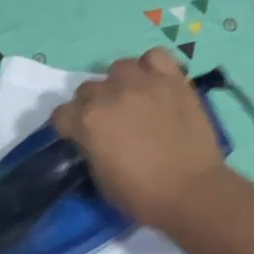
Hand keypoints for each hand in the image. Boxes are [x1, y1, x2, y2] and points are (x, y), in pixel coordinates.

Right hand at [50, 47, 227, 230]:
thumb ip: (89, 149)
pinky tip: (154, 84)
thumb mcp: (100, 180)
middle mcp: (110, 94)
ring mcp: (143, 83)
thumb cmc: (142, 195)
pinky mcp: (173, 80)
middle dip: (92, 106)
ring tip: (132, 100)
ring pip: (119, 68)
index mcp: (87, 121)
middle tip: (109, 123)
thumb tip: (90, 139)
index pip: (61, 114)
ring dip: (119, 83)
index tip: (79, 137)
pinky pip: (155, 57)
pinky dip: (151, 68)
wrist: (191, 192)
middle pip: (88, 89)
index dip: (69, 127)